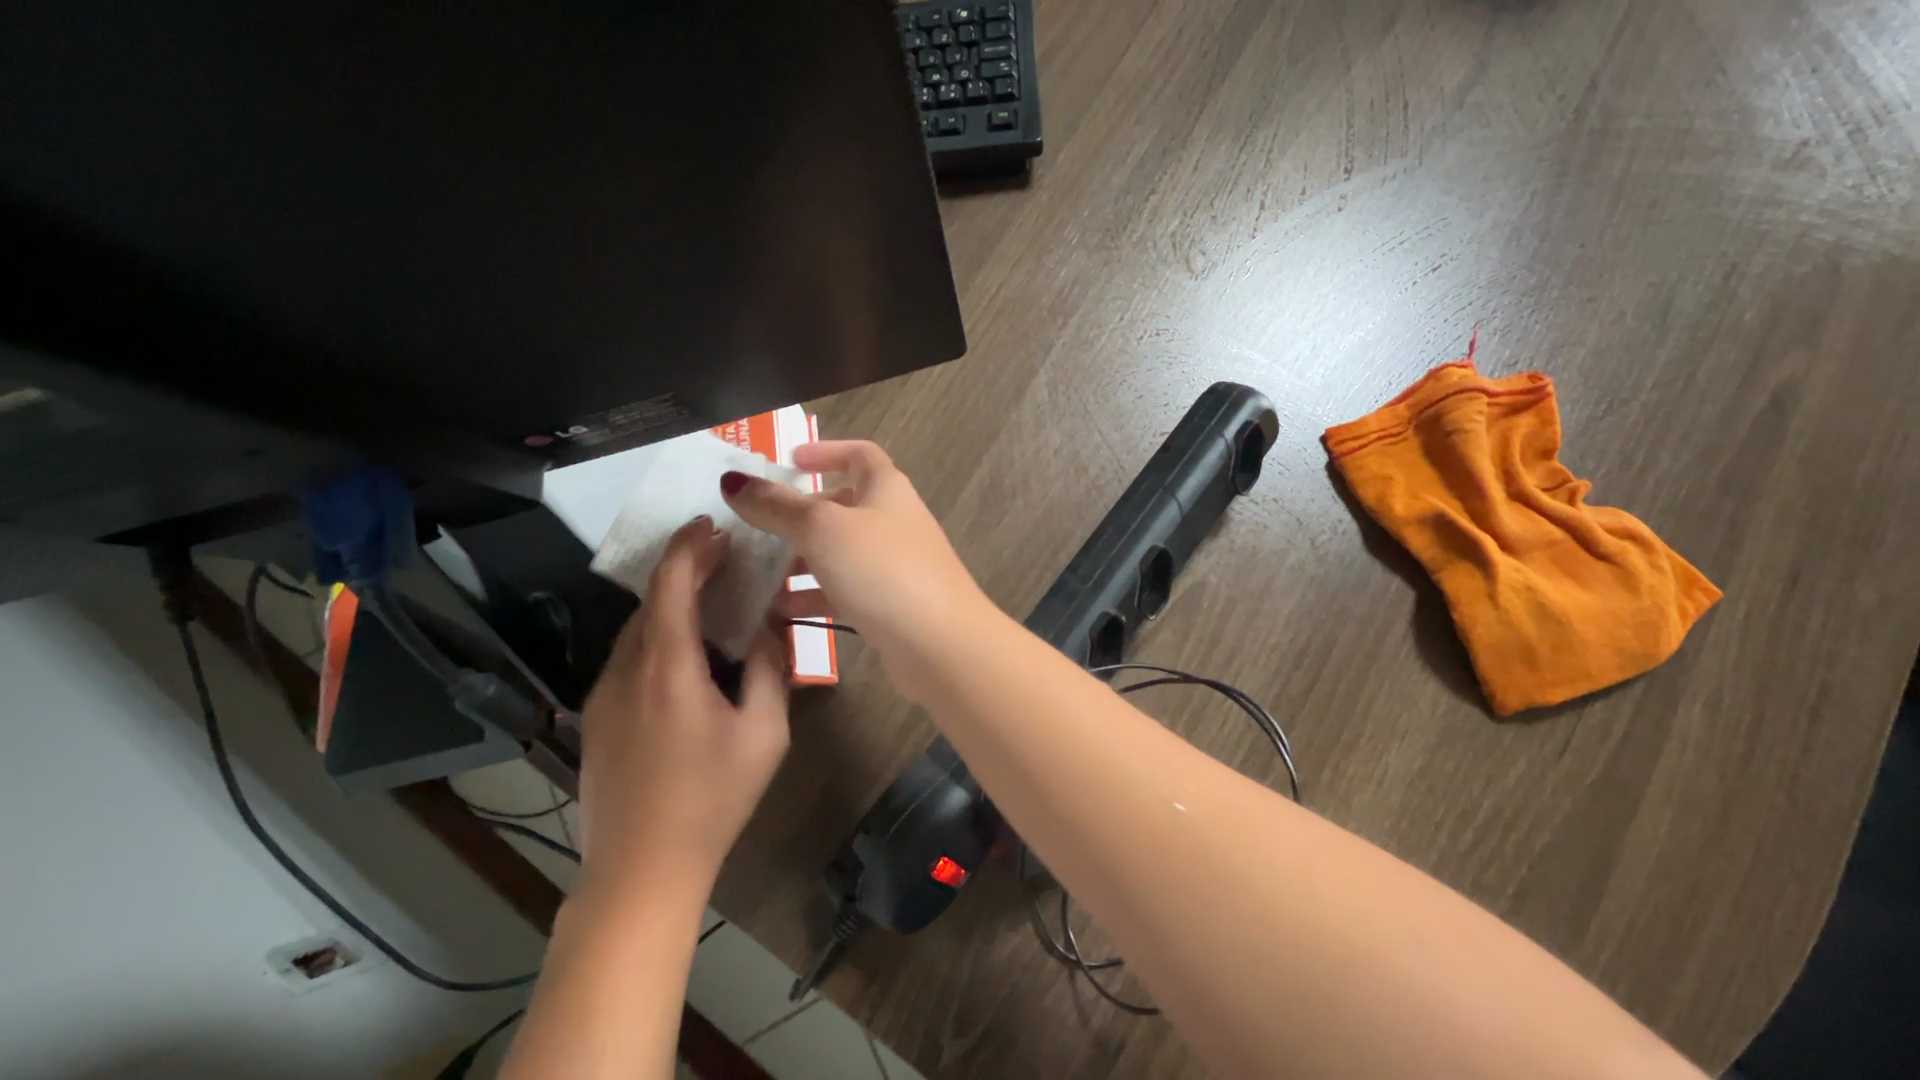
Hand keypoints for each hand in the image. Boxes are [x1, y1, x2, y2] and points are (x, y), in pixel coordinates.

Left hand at [577, 518, 790, 893]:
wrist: (640, 869)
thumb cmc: (712, 800)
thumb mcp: (764, 735)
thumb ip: (771, 672)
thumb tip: (769, 631)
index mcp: (668, 666)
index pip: (671, 582)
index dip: (691, 546)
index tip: (715, 526)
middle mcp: (626, 669)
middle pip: (651, 601)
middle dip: (686, 572)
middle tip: (726, 562)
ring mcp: (603, 695)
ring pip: (637, 631)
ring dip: (671, 608)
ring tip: (710, 606)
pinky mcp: (595, 719)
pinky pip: (627, 661)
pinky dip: (657, 640)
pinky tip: (685, 660)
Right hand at [720, 440, 993, 699]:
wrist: (938, 643)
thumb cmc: (882, 569)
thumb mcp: (822, 529)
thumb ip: (777, 506)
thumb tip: (733, 481)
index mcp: (886, 489)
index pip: (860, 454)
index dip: (826, 452)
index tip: (789, 461)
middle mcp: (893, 522)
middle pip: (844, 507)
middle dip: (801, 515)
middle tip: (758, 526)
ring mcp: (894, 566)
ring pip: (840, 553)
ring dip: (801, 560)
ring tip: (758, 572)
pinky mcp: (889, 606)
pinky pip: (844, 592)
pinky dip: (814, 596)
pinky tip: (779, 611)